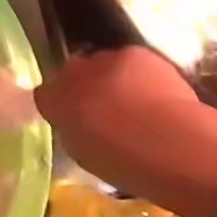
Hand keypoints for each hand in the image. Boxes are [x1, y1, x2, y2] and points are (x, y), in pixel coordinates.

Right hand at [35, 46, 204, 187]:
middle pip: (73, 75)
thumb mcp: (85, 156)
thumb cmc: (126, 165)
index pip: (45, 95)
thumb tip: (76, 123)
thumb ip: (73, 131)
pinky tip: (155, 94)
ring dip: (112, 79)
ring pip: (103, 65)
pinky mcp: (134, 52)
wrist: (171, 143)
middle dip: (84, 88)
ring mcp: (104, 59)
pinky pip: (130, 61)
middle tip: (103, 112)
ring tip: (134, 103)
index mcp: (55, 102)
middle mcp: (72, 73)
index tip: (72, 120)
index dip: (59, 106)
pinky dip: (139, 74)